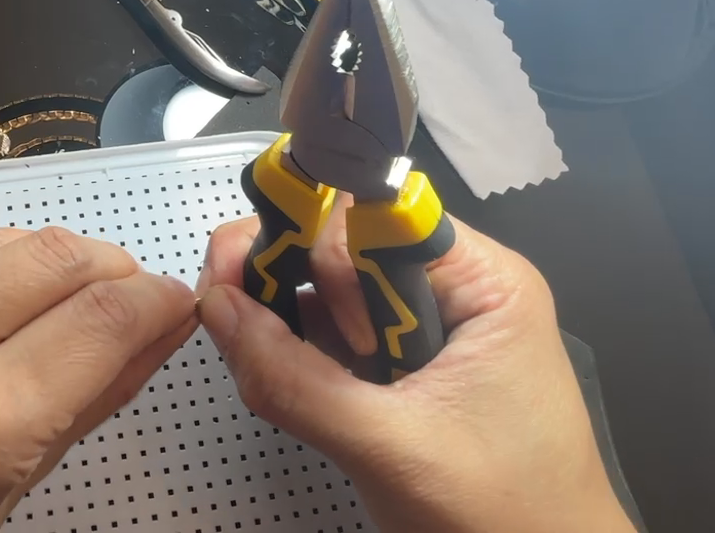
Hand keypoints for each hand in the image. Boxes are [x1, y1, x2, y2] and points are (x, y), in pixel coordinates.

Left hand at [0, 227, 197, 532]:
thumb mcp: (19, 484)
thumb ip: (101, 390)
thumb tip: (165, 317)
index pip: (99, 320)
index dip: (153, 298)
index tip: (172, 298)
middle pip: (53, 255)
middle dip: (107, 264)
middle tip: (124, 289)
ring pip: (0, 236)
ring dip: (43, 260)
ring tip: (49, 299)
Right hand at [198, 210, 632, 532]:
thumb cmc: (502, 518)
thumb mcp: (393, 449)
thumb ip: (296, 379)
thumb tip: (212, 305)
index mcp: (477, 278)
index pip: (371, 213)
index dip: (306, 230)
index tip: (245, 277)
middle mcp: (443, 280)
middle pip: (334, 237)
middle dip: (277, 274)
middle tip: (228, 316)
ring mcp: (412, 316)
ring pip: (318, 279)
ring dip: (274, 312)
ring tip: (251, 358)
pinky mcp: (388, 352)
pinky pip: (320, 320)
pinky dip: (285, 341)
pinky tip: (271, 370)